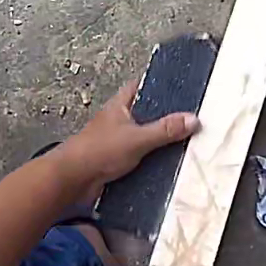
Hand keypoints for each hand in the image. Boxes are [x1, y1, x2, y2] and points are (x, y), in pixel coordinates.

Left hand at [62, 79, 198, 197]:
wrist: (71, 182)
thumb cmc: (97, 151)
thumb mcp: (137, 138)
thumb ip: (165, 129)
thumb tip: (193, 119)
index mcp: (120, 106)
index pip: (141, 86)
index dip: (159, 83)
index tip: (181, 84)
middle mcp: (119, 120)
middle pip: (148, 112)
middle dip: (167, 115)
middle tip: (191, 115)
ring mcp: (118, 141)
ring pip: (146, 135)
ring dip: (161, 139)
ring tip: (188, 138)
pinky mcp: (119, 161)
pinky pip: (143, 156)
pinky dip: (155, 158)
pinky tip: (171, 161)